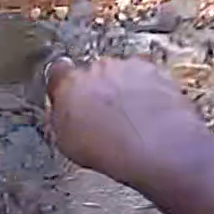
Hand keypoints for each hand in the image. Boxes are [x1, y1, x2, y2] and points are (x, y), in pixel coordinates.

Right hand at [44, 58, 213, 186]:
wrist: (150, 143)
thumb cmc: (104, 145)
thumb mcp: (63, 141)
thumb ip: (57, 119)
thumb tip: (55, 114)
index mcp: (69, 83)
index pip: (58, 73)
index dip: (61, 85)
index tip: (64, 96)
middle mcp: (99, 69)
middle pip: (93, 73)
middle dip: (94, 89)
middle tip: (97, 116)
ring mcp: (130, 68)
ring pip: (121, 74)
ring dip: (121, 90)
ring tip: (123, 120)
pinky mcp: (158, 72)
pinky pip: (147, 79)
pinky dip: (145, 92)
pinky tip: (144, 116)